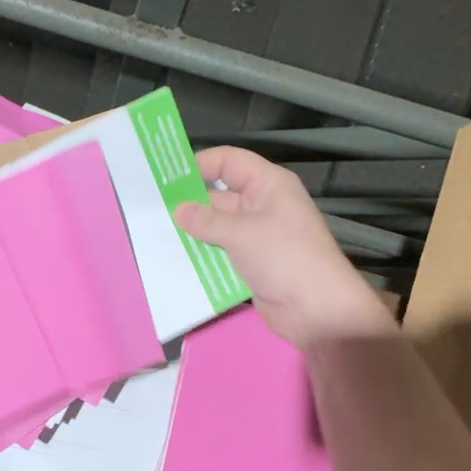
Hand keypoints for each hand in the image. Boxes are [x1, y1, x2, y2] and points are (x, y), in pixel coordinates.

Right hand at [175, 147, 398, 347]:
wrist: (315, 308)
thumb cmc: (284, 258)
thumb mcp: (242, 233)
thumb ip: (207, 221)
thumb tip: (179, 210)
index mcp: (268, 185)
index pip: (230, 162)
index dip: (201, 164)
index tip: (169, 177)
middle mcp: (263, 206)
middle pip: (221, 197)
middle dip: (192, 204)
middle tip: (155, 212)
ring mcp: (258, 238)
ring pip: (219, 229)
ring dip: (195, 235)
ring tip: (160, 237)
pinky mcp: (253, 266)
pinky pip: (223, 256)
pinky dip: (204, 259)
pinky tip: (178, 263)